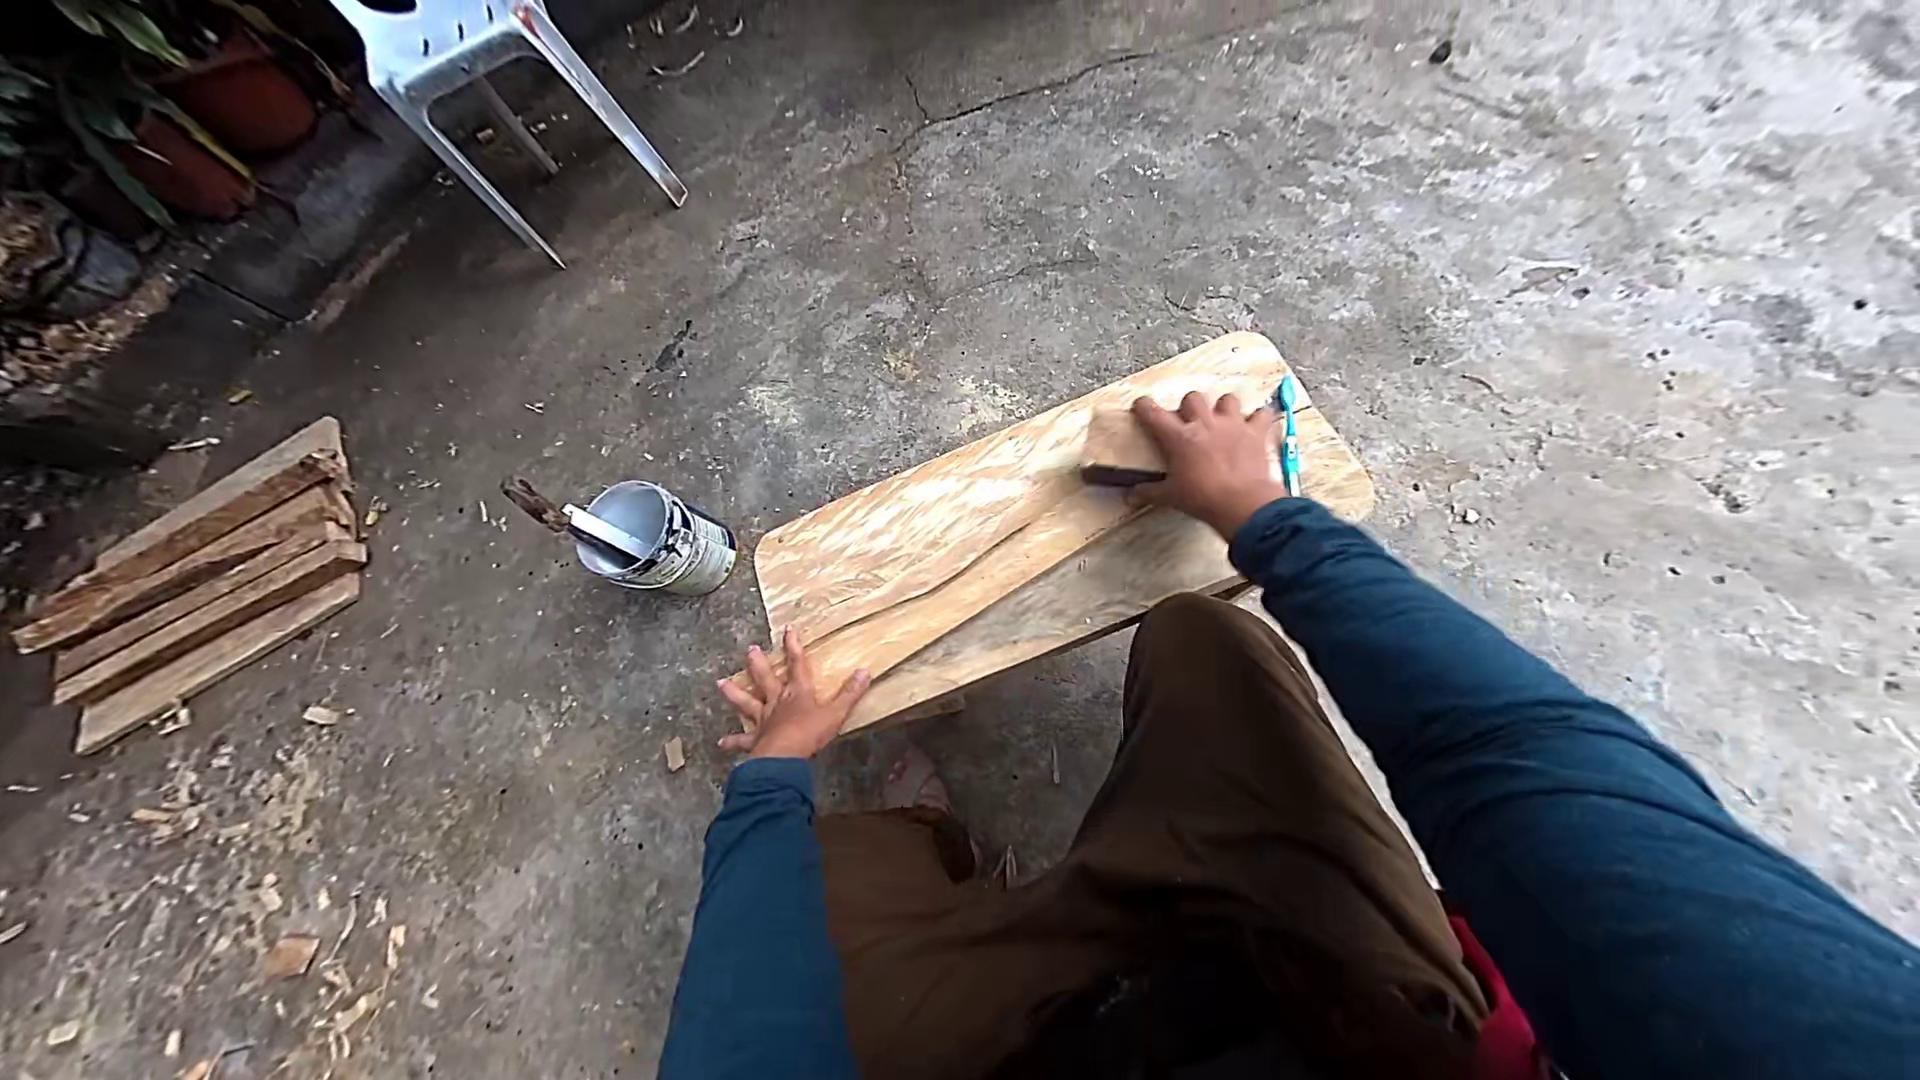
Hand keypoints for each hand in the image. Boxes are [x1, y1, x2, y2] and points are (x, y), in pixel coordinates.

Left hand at [716, 626, 871, 759]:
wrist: (784, 757)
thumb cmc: (810, 733)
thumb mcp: (836, 712)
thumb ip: (850, 693)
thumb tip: (865, 671)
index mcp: (798, 692)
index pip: (797, 663)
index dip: (793, 645)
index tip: (788, 629)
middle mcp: (778, 702)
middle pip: (766, 678)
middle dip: (759, 663)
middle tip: (750, 649)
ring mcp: (763, 720)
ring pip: (746, 702)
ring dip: (734, 693)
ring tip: (720, 683)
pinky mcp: (755, 740)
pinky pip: (742, 740)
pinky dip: (732, 741)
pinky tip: (721, 742)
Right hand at [1131, 392, 1288, 538]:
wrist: (1241, 503)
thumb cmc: (1201, 498)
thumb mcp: (1169, 496)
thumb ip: (1150, 491)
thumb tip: (1132, 494)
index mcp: (1179, 437)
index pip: (1153, 413)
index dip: (1144, 406)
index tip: (1141, 405)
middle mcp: (1204, 424)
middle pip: (1192, 397)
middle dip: (1189, 406)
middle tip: (1189, 421)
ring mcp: (1232, 425)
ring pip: (1227, 399)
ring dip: (1223, 407)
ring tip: (1221, 420)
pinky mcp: (1255, 432)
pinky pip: (1261, 414)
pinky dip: (1258, 418)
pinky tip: (1254, 426)